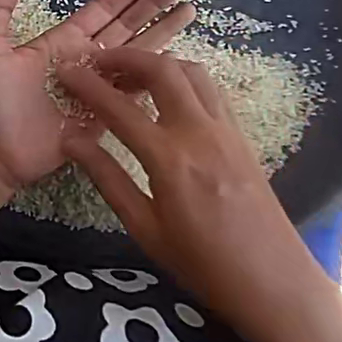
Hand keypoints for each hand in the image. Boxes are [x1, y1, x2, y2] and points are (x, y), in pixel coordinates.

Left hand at [0, 0, 192, 192]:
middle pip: (127, 25)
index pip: (102, 9)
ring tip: (189, 10)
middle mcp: (87, 60)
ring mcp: (100, 88)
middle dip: (153, 3)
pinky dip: (157, 76)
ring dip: (162, 32)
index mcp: (64, 41)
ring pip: (138, 54)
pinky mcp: (106, 115)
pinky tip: (179, 61)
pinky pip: (135, 92)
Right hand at [57, 48, 314, 325]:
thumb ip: (107, 178)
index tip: (66, 70)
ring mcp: (226, 129)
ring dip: (158, 63)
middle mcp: (200, 132)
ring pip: (191, 71)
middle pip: (162, 69)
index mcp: (170, 160)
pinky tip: (169, 95)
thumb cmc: (203, 265)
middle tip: (99, 63)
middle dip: (126, 57)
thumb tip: (70, 140)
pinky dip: (184, 78)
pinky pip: (211, 90)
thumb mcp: (145, 229)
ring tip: (132, 75)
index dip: (88, 84)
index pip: (119, 108)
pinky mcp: (241, 134)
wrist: (275, 284)